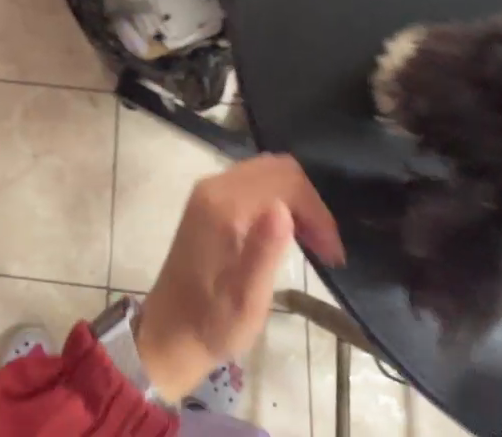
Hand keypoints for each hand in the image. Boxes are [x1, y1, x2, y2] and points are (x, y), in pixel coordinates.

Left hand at [136, 153, 343, 399]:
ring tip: (313, 243)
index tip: (332, 252)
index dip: (316, 211)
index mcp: (223, 207)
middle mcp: (214, 187)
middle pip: (277, 169)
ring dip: (296, 201)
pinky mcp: (208, 201)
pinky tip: (288, 233)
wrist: (169, 332)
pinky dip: (279, 200)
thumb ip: (264, 251)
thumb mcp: (246, 298)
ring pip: (267, 173)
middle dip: (309, 203)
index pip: (286, 181)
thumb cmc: (212, 322)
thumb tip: (284, 209)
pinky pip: (254, 183)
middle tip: (325, 247)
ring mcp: (208, 191)